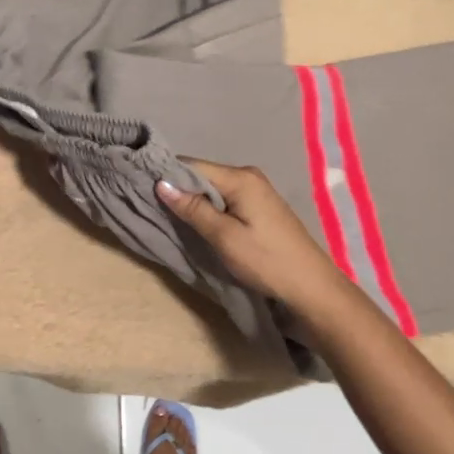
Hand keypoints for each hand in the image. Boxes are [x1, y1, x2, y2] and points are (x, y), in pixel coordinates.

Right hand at [157, 159, 347, 308]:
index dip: (166, 175)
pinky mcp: (259, 206)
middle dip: (178, 188)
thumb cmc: (266, 261)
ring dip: (192, 199)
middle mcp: (248, 176)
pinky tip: (197, 221)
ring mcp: (256, 190)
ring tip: (169, 215)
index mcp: (240, 178)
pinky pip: (224, 198)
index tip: (141, 188)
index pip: (192, 165)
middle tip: (152, 205)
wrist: (312, 287)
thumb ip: (193, 209)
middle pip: (202, 174)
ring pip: (212, 188)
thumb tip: (161, 183)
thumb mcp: (224, 237)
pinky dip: (208, 207)